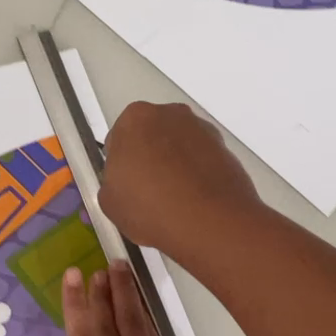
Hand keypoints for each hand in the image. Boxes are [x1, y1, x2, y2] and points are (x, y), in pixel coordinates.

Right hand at [99, 102, 261, 264]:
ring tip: (174, 202)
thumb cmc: (151, 207)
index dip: (120, 166)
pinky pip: (204, 161)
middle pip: (152, 137)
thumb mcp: (109, 203)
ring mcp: (203, 131)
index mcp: (135, 118)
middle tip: (148, 194)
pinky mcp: (226, 150)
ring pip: (180, 148)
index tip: (124, 187)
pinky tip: (194, 203)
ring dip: (176, 166)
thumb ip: (112, 184)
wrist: (209, 221)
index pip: (119, 139)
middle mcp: (171, 115)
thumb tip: (122, 187)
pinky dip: (198, 176)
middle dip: (149, 159)